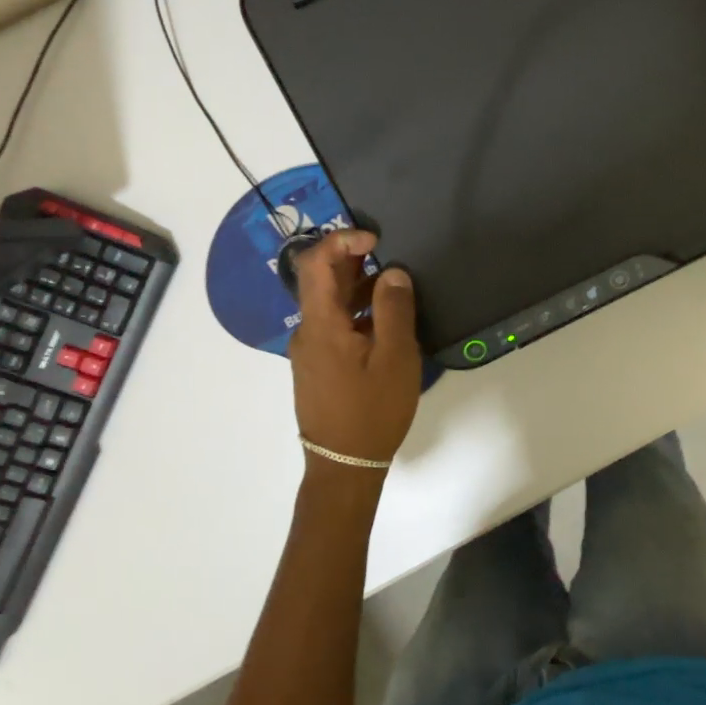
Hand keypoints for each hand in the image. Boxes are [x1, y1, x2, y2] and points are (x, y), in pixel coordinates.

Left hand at [288, 230, 422, 467]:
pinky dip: (357, 312)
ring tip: (397, 288)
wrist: (344, 464)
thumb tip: (392, 273)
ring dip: (359, 287)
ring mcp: (311, 350)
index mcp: (320, 324)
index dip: (342, 241)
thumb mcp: (394, 357)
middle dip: (354, 262)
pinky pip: (335, 325)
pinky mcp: (320, 366)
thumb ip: (393, 309)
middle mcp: (308, 331)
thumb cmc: (372, 409)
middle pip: (322, 281)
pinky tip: (386, 323)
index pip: (316, 264)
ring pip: (330, 304)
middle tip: (392, 258)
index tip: (376, 239)